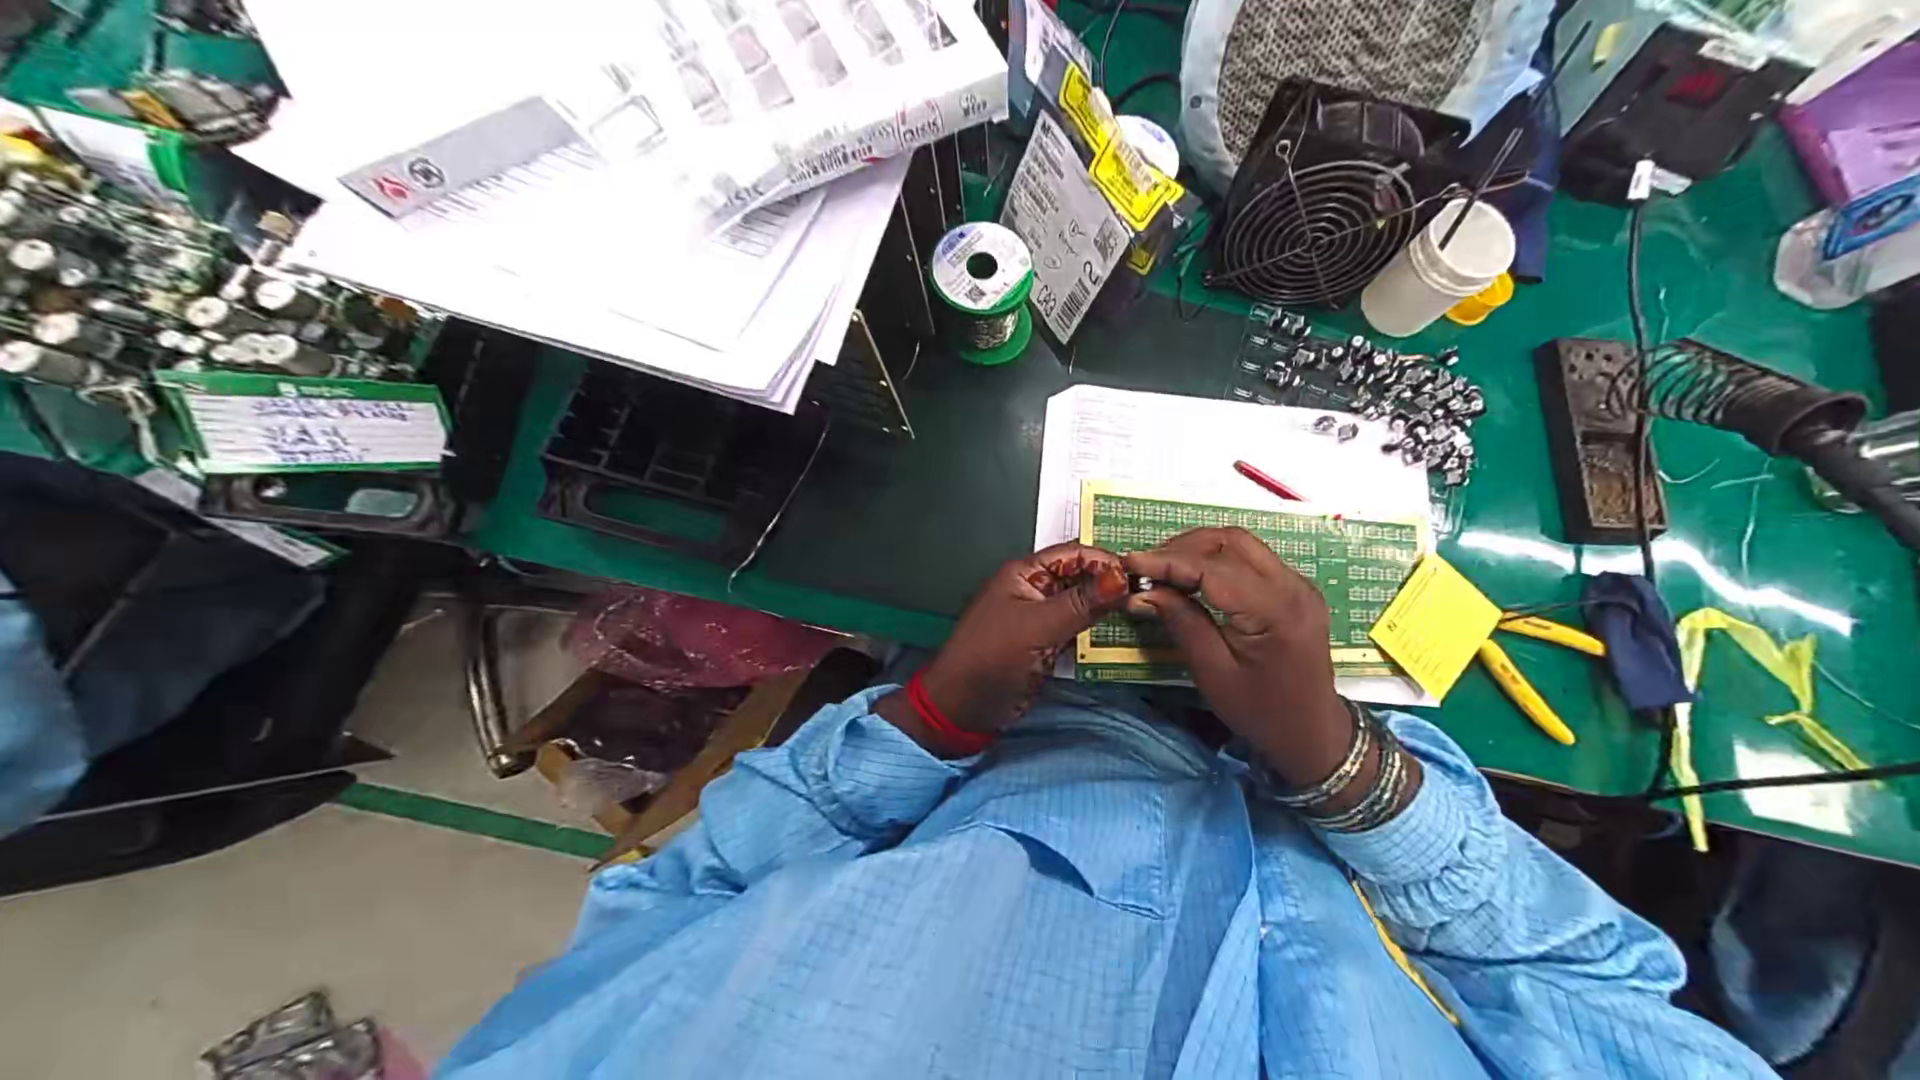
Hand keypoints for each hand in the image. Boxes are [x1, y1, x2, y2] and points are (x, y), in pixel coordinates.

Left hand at [883, 543, 1127, 748]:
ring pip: (1082, 603)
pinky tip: (1122, 632)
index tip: (1139, 575)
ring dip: (1106, 607)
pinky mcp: (1047, 644)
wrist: (962, 708)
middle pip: (1081, 577)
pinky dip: (1097, 630)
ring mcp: (1041, 618)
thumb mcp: (1037, 627)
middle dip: (1110, 583)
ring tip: (1142, 611)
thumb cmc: (989, 659)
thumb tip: (1122, 577)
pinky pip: (1078, 629)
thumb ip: (1080, 602)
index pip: (1074, 554)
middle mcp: (1034, 590)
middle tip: (1148, 594)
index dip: (1105, 561)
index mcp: (1024, 574)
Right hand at [1122, 527, 1353, 787]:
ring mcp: (1297, 584)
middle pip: (1230, 541)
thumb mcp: (1213, 672)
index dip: (1168, 561)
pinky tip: (1191, 576)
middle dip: (1181, 547)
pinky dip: (1215, 558)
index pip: (1214, 568)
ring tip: (1162, 569)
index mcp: (1276, 611)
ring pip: (1239, 543)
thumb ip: (1181, 622)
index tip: (1130, 563)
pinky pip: (1249, 557)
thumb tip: (1143, 592)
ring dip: (1197, 548)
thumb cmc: (1260, 711)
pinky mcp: (1293, 588)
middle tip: (1144, 567)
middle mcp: (1293, 586)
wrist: (1312, 733)